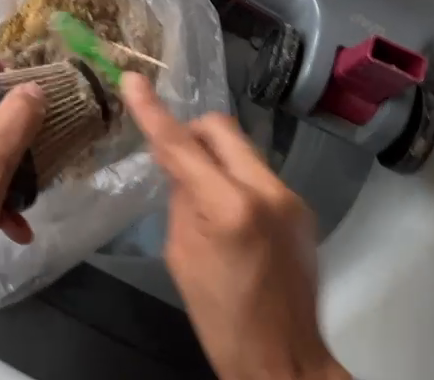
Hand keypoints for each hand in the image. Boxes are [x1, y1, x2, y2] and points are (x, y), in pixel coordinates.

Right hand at [122, 74, 347, 379]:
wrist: (283, 361)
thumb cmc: (219, 316)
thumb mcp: (181, 253)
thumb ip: (180, 196)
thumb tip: (177, 161)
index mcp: (231, 207)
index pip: (182, 145)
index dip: (152, 112)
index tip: (132, 81)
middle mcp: (267, 191)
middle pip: (221, 128)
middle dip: (192, 133)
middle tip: (173, 159)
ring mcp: (290, 197)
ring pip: (241, 148)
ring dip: (215, 158)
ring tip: (203, 199)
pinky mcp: (300, 208)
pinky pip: (257, 174)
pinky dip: (235, 179)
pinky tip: (229, 217)